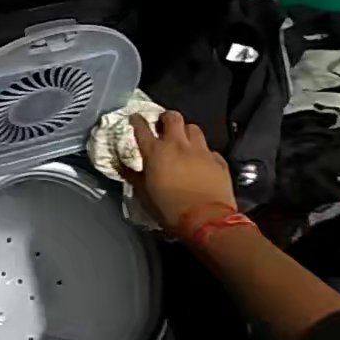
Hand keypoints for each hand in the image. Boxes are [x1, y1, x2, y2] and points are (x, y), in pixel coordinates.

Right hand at [124, 110, 237, 235]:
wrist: (207, 222)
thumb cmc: (170, 210)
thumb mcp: (144, 195)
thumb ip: (132, 176)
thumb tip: (121, 165)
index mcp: (155, 152)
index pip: (142, 127)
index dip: (137, 120)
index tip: (135, 118)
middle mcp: (177, 145)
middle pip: (172, 117)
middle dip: (166, 118)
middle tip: (164, 125)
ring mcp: (200, 151)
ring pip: (193, 128)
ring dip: (187, 132)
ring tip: (185, 141)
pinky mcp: (218, 161)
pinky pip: (210, 150)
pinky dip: (204, 153)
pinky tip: (203, 162)